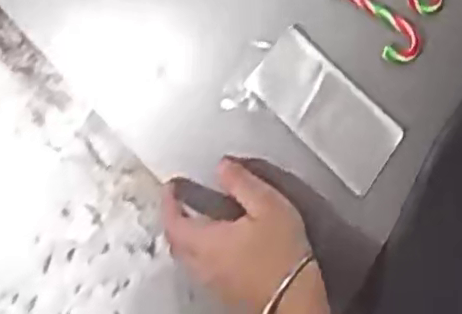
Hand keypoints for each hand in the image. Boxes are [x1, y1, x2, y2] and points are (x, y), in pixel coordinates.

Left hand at [164, 158, 321, 313]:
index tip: (170, 185)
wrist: (293, 295)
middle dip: (174, 219)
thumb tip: (221, 165)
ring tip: (196, 215)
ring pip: (186, 256)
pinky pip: (198, 265)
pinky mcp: (222, 290)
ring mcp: (210, 281)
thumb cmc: (279, 246)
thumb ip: (242, 183)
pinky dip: (197, 247)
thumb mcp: (267, 203)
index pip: (175, 223)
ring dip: (185, 235)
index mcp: (207, 242)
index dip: (169, 203)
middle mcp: (201, 264)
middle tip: (181, 199)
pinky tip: (215, 239)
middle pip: (176, 243)